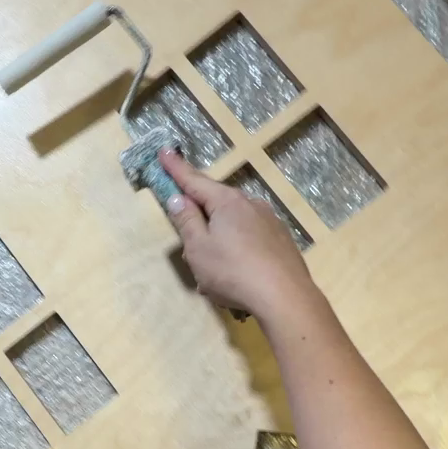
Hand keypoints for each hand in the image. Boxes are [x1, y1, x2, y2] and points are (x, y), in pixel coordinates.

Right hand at [161, 148, 315, 318]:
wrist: (284, 297)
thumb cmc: (233, 272)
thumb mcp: (199, 248)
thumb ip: (187, 221)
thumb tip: (178, 198)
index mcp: (226, 202)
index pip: (194, 180)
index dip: (175, 168)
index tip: (163, 151)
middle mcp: (250, 204)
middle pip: (216, 204)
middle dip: (199, 220)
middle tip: (189, 247)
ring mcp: (269, 221)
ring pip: (233, 225)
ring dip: (218, 242)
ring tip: (212, 273)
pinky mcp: (280, 240)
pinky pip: (249, 239)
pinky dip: (236, 251)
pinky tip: (235, 275)